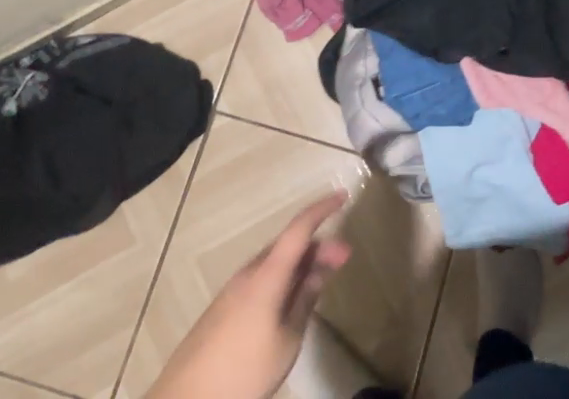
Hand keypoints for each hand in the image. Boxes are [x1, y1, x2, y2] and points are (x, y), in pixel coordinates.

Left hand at [146, 191, 352, 398]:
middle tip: (344, 257)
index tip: (343, 197)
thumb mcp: (287, 340)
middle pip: (286, 245)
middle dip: (317, 245)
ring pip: (273, 263)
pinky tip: (292, 297)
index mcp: (266, 276)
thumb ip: (304, 300)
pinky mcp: (224, 308)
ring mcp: (232, 291)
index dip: (321, 210)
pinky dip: (283, 277)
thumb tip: (319, 269)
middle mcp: (248, 274)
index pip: (298, 230)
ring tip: (322, 276)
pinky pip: (261, 278)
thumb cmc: (244, 371)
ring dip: (300, 263)